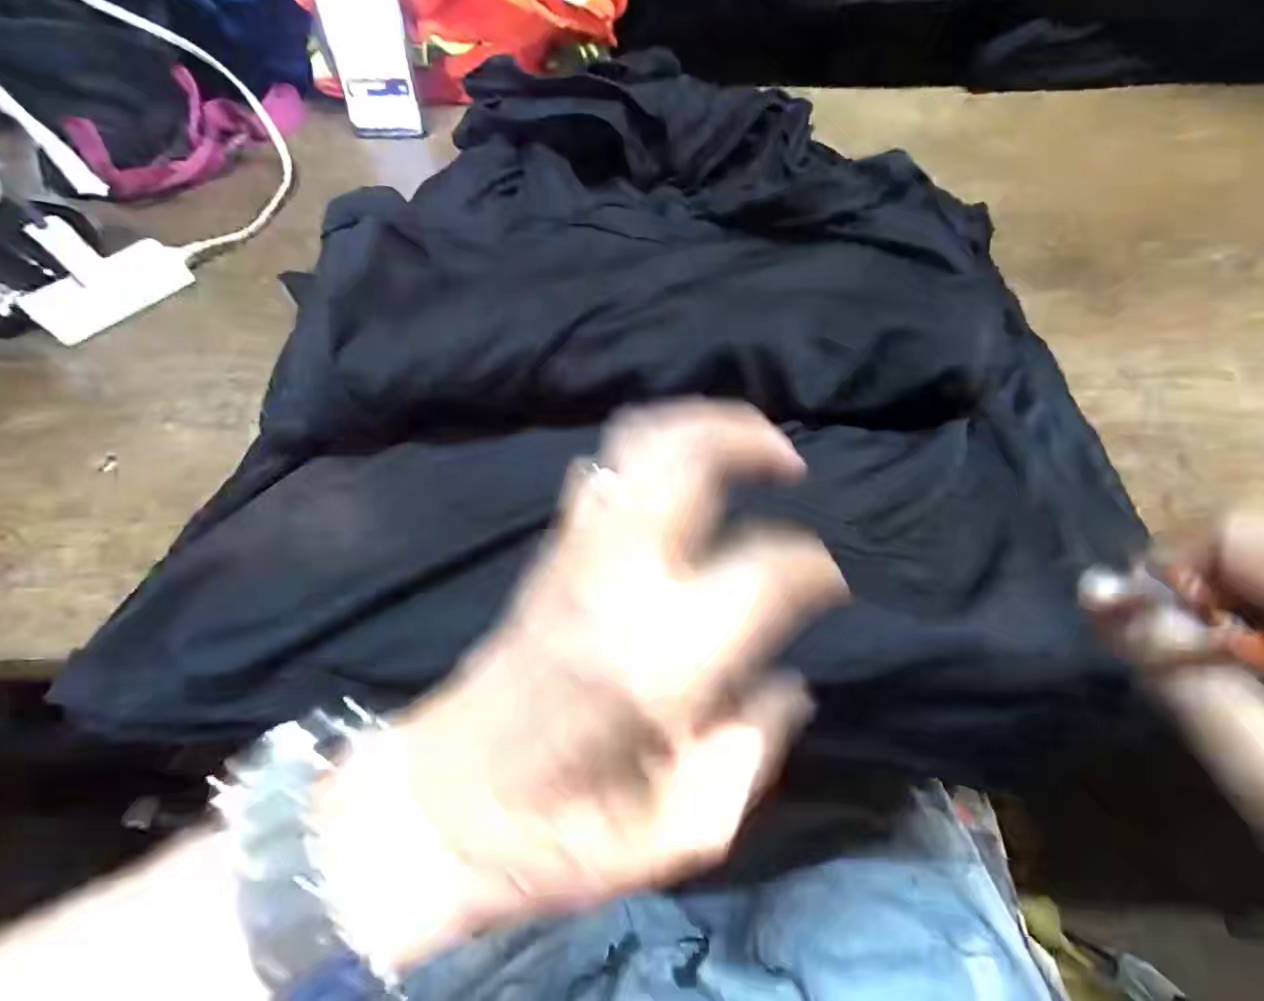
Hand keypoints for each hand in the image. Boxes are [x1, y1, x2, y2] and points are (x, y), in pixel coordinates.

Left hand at [312, 401, 847, 967]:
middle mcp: (620, 585)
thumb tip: (789, 686)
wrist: (434, 813)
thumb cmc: (561, 835)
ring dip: (699, 428)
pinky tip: (678, 477)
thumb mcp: (683, 832)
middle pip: (687, 462)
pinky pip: (604, 474)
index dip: (815, 570)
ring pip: (639, 447)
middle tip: (789, 462)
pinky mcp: (550, 556)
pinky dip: (650, 456)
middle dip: (748, 439)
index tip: (829, 586)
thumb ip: (753, 753)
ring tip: (743, 444)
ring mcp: (577, 559)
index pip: (767, 571)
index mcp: (662, 659)